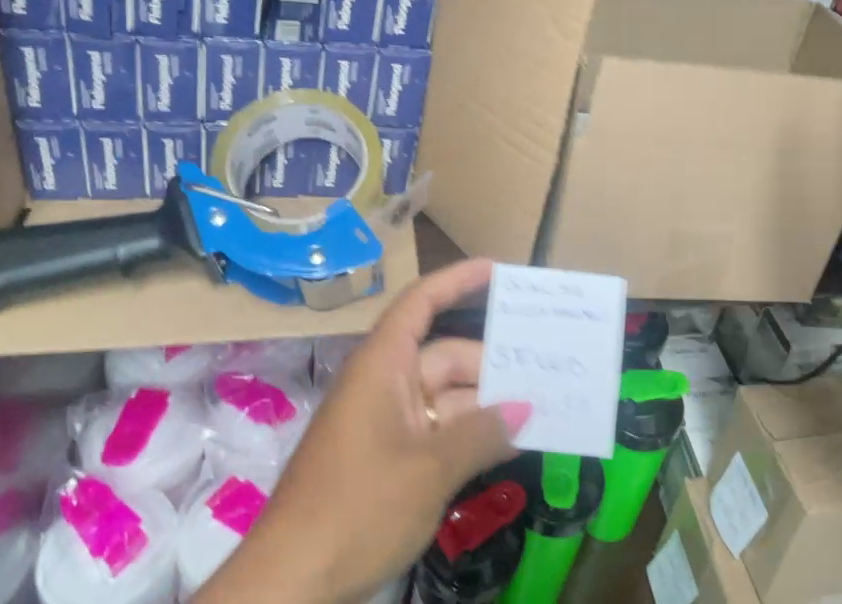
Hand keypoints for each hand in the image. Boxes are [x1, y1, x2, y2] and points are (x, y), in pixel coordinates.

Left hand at [196, 259, 531, 603]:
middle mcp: (384, 386)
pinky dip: (471, 437)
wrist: (292, 584)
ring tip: (544, 408)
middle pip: (445, 356)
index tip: (500, 270)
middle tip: (549, 368)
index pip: (421, 303)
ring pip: (447, 399)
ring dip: (488, 406)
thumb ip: (481, 433)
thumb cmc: (357, 508)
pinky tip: (512, 446)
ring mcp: (386, 426)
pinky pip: (438, 433)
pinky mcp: (388, 463)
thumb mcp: (430, 470)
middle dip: (493, 363)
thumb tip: (524, 410)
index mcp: (382, 366)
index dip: (458, 280)